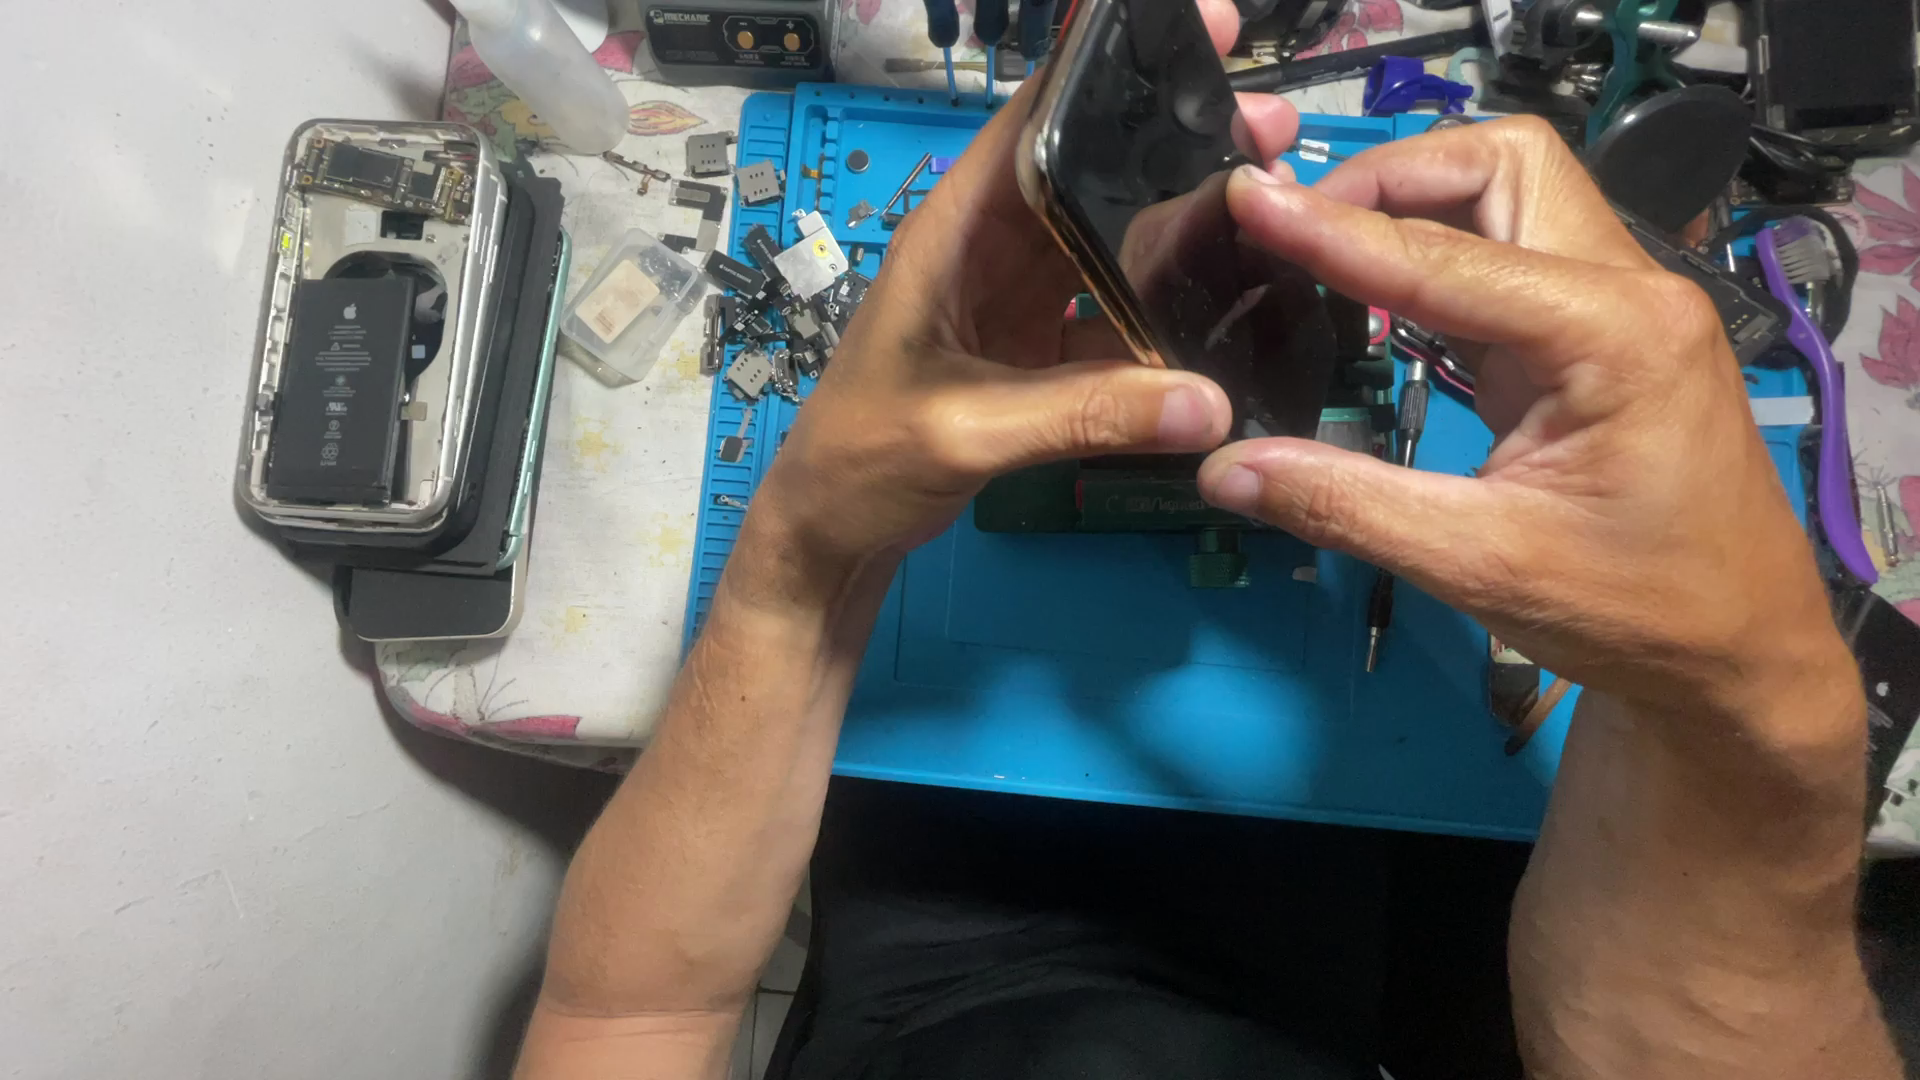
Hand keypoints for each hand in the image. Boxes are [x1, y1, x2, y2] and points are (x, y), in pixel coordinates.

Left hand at [740, 0, 1301, 596]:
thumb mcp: (962, 430)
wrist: (834, 527)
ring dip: (1173, 236)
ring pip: (1104, 251)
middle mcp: (987, 256)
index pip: (1034, 122)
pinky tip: (1208, 326)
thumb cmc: (863, 460)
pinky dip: (1152, 326)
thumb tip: (1207, 404)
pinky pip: (1103, 327)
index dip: (1112, 66)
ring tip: (1262, 215)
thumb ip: (1078, 414)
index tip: (1206, 26)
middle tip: (1271, 134)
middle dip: (1173, 149)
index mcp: (953, 235)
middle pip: (1088, 178)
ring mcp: (1011, 309)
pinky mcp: (1029, 360)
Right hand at [1198, 118, 1853, 724]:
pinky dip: (1417, 254)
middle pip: (1503, 168)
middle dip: (1388, 178)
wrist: (1725, 645)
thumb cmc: (1629, 605)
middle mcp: (1619, 293)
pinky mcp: (1577, 338)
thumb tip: (1223, 469)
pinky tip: (1363, 291)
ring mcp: (1603, 309)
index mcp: (1611, 335)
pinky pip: (1492, 258)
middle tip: (1295, 225)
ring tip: (1317, 246)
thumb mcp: (1474, 562)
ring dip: (1407, 202)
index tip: (1254, 206)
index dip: (1336, 231)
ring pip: (1504, 196)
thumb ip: (1342, 506)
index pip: (1445, 257)